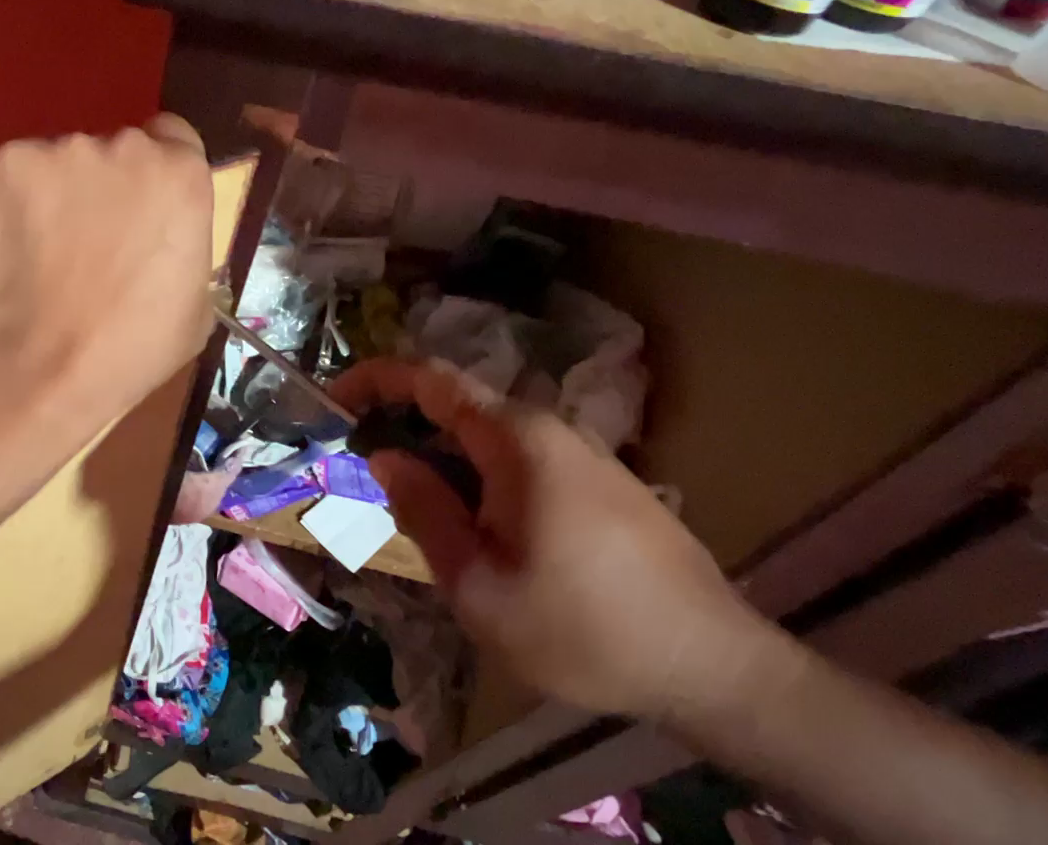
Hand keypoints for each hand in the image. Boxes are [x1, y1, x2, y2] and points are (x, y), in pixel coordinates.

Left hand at [0, 115, 215, 435]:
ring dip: (47, 198)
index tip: (137, 209)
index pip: (172, 140)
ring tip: (30, 257)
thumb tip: (161, 245)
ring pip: (52, 165)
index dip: (153, 174)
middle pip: (109, 152)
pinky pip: (4, 182)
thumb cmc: (125, 353)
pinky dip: (0, 209)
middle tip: (80, 244)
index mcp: (178, 176)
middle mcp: (118, 147)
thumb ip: (184, 250)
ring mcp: (50, 153)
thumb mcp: (194, 309)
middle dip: (98, 188)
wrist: (30, 373)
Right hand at [331, 358, 780, 720]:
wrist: (714, 668)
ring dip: (440, 454)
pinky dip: (477, 472)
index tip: (332, 401)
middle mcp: (552, 430)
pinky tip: (474, 523)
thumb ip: (423, 511)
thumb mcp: (478, 584)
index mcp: (517, 440)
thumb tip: (384, 458)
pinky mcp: (604, 485)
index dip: (374, 379)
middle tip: (360, 465)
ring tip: (408, 501)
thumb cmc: (582, 627)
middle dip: (401, 422)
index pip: (431, 379)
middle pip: (459, 404)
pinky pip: (521, 459)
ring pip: (490, 436)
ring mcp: (584, 456)